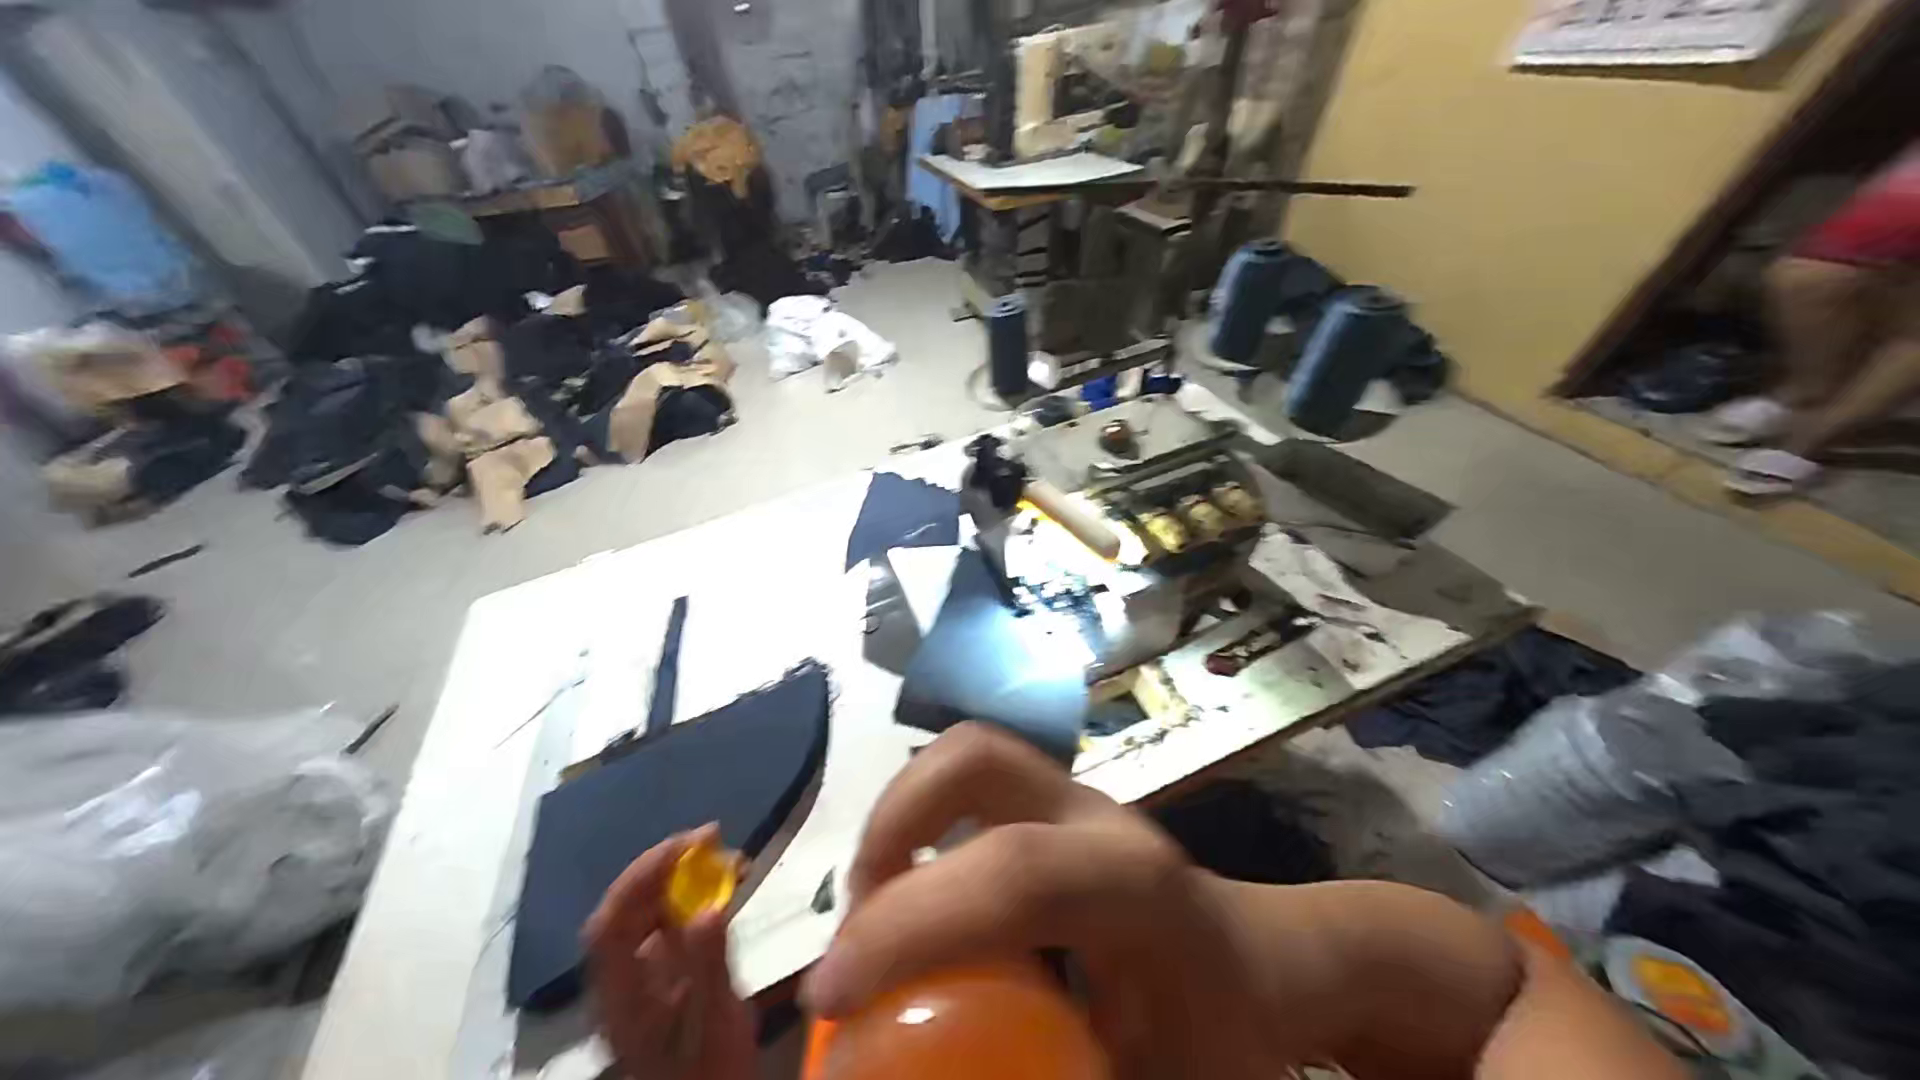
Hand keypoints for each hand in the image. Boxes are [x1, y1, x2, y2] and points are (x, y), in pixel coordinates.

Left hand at [584, 824, 753, 1079]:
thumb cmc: (710, 1071)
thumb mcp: (716, 1023)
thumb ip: (709, 966)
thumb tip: (710, 907)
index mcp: (620, 997)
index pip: (611, 924)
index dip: (640, 878)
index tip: (685, 846)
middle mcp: (620, 979)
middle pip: (626, 907)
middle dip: (665, 864)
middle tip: (711, 836)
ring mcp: (640, 973)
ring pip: (647, 908)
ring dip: (680, 873)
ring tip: (724, 853)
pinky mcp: (661, 969)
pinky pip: (668, 917)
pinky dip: (692, 891)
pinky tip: (723, 881)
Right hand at [799, 723, 1289, 1079]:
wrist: (1259, 961)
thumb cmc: (1217, 1029)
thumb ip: (1045, 1076)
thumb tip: (900, 1072)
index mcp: (1135, 885)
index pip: (1018, 874)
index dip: (914, 924)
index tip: (830, 998)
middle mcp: (1095, 817)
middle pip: (975, 759)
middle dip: (893, 824)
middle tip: (858, 921)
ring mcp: (1069, 797)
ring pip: (962, 758)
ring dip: (896, 820)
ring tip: (875, 910)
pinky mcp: (1047, 802)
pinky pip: (965, 786)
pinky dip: (916, 826)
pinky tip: (916, 900)